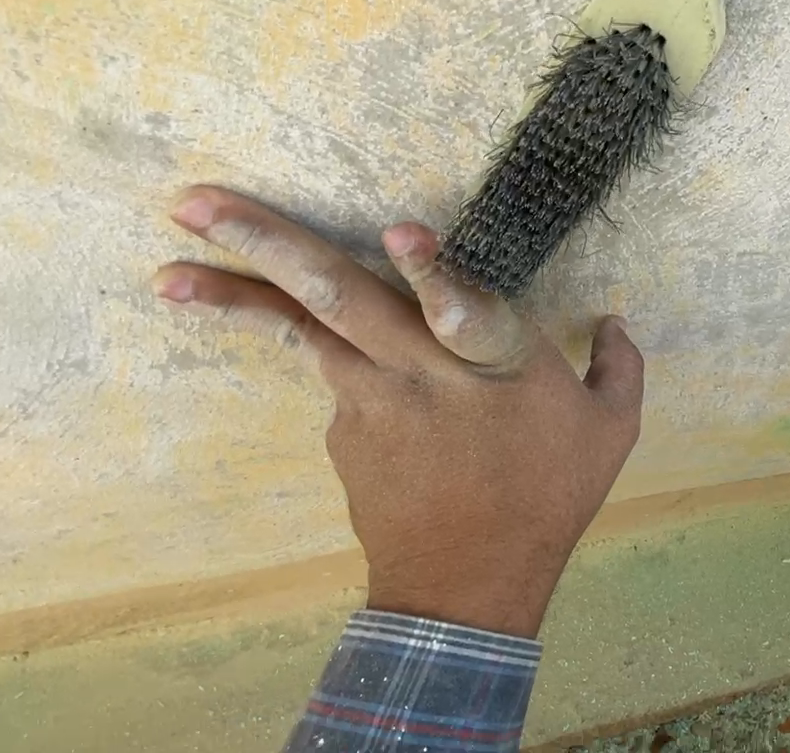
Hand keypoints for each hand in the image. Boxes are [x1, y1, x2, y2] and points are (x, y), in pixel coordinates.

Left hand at [149, 185, 642, 638]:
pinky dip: (341, 359)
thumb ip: (620, 366)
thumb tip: (617, 320)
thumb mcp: (612, 431)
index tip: (396, 228)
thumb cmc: (549, 495)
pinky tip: (364, 383)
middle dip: (271, 247)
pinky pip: (340, 374)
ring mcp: (368, 402)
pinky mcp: (342, 430)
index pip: (464, 307)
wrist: (468, 585)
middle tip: (192, 204)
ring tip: (169, 273)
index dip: (432, 269)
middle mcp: (421, 373)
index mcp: (499, 365)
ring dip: (235, 298)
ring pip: (306, 332)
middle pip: (341, 302)